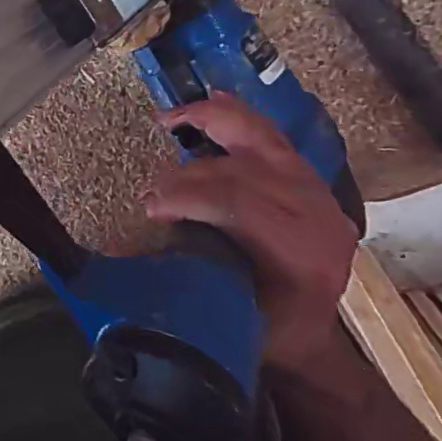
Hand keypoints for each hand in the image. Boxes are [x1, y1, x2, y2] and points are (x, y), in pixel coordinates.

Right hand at [145, 94, 359, 329]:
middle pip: (247, 170)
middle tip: (152, 189)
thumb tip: (121, 250)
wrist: (309, 337)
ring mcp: (320, 193)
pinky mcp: (311, 181)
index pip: (241, 205)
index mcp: (304, 255)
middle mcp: (319, 215)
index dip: (190, 197)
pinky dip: (239, 119)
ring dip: (214, 123)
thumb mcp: (229, 320)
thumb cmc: (266, 335)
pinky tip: (214, 103)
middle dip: (191, 174)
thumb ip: (188, 282)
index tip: (151, 207)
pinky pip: (273, 138)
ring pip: (263, 141)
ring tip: (171, 118)